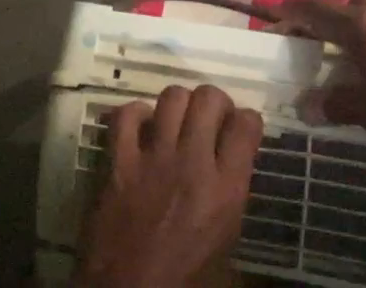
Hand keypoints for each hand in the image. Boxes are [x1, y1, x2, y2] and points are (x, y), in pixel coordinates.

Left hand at [75, 84, 263, 287]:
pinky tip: (141, 128)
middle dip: (215, 102)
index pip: (247, 124)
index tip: (241, 130)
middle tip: (211, 121)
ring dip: (179, 104)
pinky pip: (125, 114)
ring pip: (172, 97)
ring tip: (178, 121)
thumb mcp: (227, 247)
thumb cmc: (184, 282)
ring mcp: (153, 159)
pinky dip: (135, 114)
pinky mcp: (117, 163)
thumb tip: (235, 176)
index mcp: (226, 190)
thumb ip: (234, 201)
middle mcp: (193, 164)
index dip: (247, 120)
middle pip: (209, 98)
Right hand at [279, 0, 365, 153]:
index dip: (288, 16)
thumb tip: (304, 105)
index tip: (272, 28)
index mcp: (359, 23)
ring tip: (340, 66)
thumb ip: (336, 104)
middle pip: (337, 10)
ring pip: (363, 17)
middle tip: (307, 55)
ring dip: (347, 34)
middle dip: (319, 28)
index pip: (310, 9)